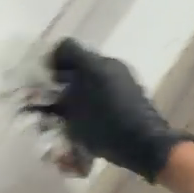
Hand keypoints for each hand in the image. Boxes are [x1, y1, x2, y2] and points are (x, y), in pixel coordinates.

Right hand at [38, 39, 192, 181]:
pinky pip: (107, 85)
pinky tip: (91, 116)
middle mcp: (109, 63)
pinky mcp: (133, 90)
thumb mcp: (72, 119)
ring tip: (72, 110)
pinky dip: (95, 95)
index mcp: (93, 64)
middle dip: (65, 78)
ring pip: (94, 74)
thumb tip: (46, 96)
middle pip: (80, 62)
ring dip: (80, 88)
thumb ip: (55, 104)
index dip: (52, 62)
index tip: (45, 81)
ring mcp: (124, 76)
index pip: (65, 47)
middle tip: (55, 97)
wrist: (148, 145)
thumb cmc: (106, 129)